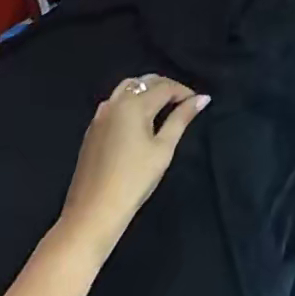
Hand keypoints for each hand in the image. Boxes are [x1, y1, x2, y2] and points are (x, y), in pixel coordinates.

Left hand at [56, 74, 210, 248]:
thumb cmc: (134, 179)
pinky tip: (139, 119)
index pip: (166, 86)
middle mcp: (115, 104)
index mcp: (134, 105)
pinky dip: (131, 101)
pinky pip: (115, 102)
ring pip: (128, 88)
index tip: (197, 104)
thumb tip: (202, 98)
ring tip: (162, 108)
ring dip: (147, 91)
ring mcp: (100, 116)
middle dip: (167, 88)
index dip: (185, 92)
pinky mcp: (92, 130)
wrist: (92, 213)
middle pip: (145, 82)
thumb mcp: (164, 148)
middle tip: (183, 104)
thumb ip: (182, 118)